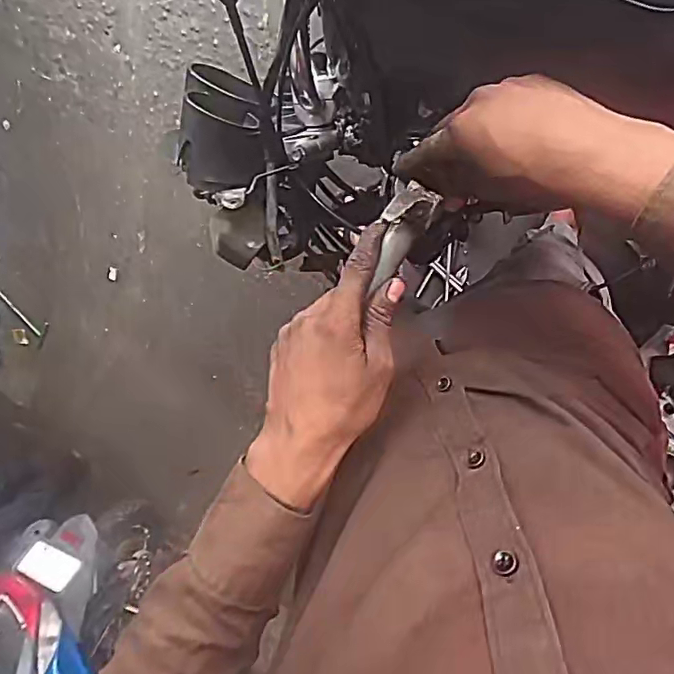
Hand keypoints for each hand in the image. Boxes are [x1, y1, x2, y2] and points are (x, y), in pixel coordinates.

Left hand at [245, 223, 406, 508]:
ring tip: (350, 358)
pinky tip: (331, 362)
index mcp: (335, 320)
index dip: (372, 246)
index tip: (380, 233)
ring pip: (325, 309)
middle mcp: (308, 319)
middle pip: (342, 291)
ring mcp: (291, 330)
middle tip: (375, 327)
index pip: (356, 269)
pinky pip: (309, 325)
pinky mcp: (282, 343)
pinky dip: (323, 333)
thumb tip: (391, 290)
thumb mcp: (378, 366)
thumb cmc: (338, 412)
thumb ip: (382, 320)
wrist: (299, 440)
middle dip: (360, 301)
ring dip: (341, 321)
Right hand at [397, 75, 673, 220]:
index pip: (426, 151)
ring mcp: (512, 89)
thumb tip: (452, 187)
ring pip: (483, 115)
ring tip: (499, 167)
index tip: (424, 180)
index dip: (422, 171)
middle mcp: (482, 100)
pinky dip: (509, 125)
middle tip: (461, 180)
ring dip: (482, 138)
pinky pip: (511, 107)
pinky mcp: (539, 87)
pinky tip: (523, 149)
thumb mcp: (491, 194)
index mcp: (461, 127)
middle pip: (453, 129)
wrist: (601, 158)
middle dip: (454, 154)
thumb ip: (460, 187)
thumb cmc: (552, 176)